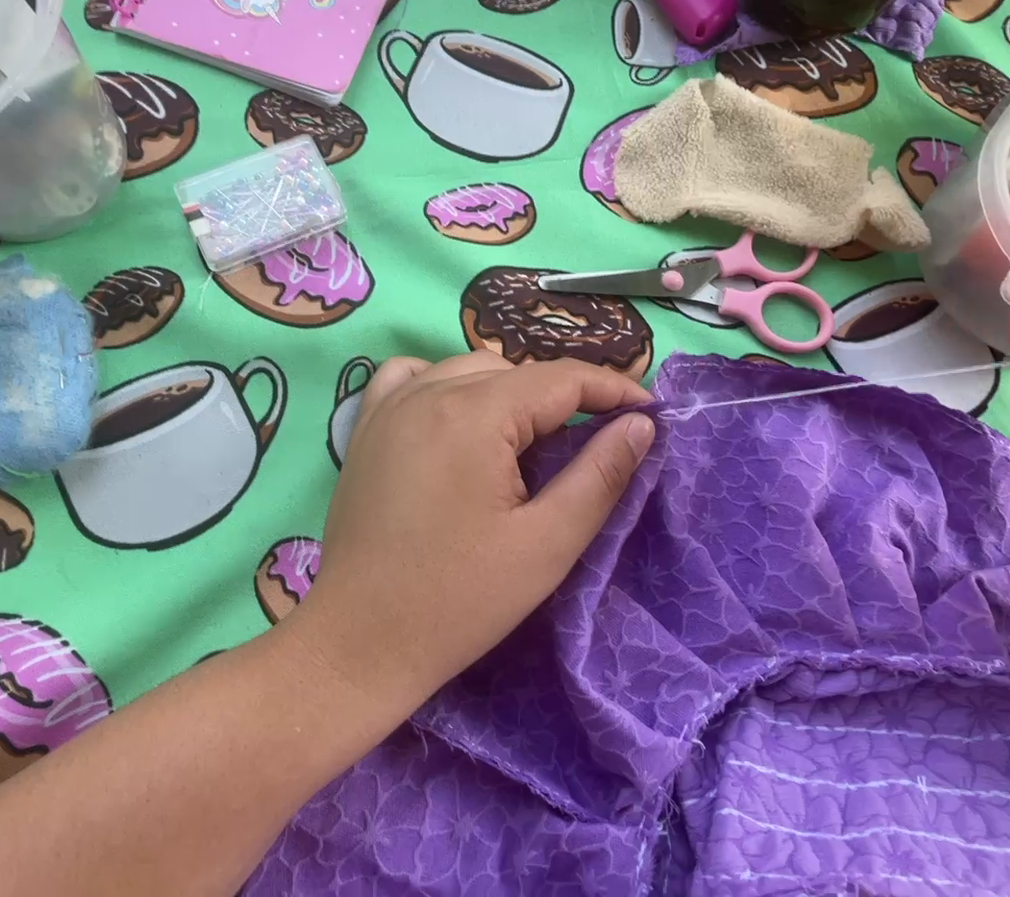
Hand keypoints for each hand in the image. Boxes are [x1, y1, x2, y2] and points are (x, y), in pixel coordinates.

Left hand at [282, 353, 655, 705]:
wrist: (360, 640)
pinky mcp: (366, 427)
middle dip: (565, 397)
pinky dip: (446, 383)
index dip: (612, 389)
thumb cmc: (459, 600)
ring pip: (469, 369)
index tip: (648, 413)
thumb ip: (599, 476)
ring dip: (510, 391)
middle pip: (517, 372)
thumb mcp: (546, 544)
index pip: (561, 378)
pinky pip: (413, 376)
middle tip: (594, 443)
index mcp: (475, 415)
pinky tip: (458, 418)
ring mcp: (390, 406)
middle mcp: (429, 392)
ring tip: (531, 441)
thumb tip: (640, 424)